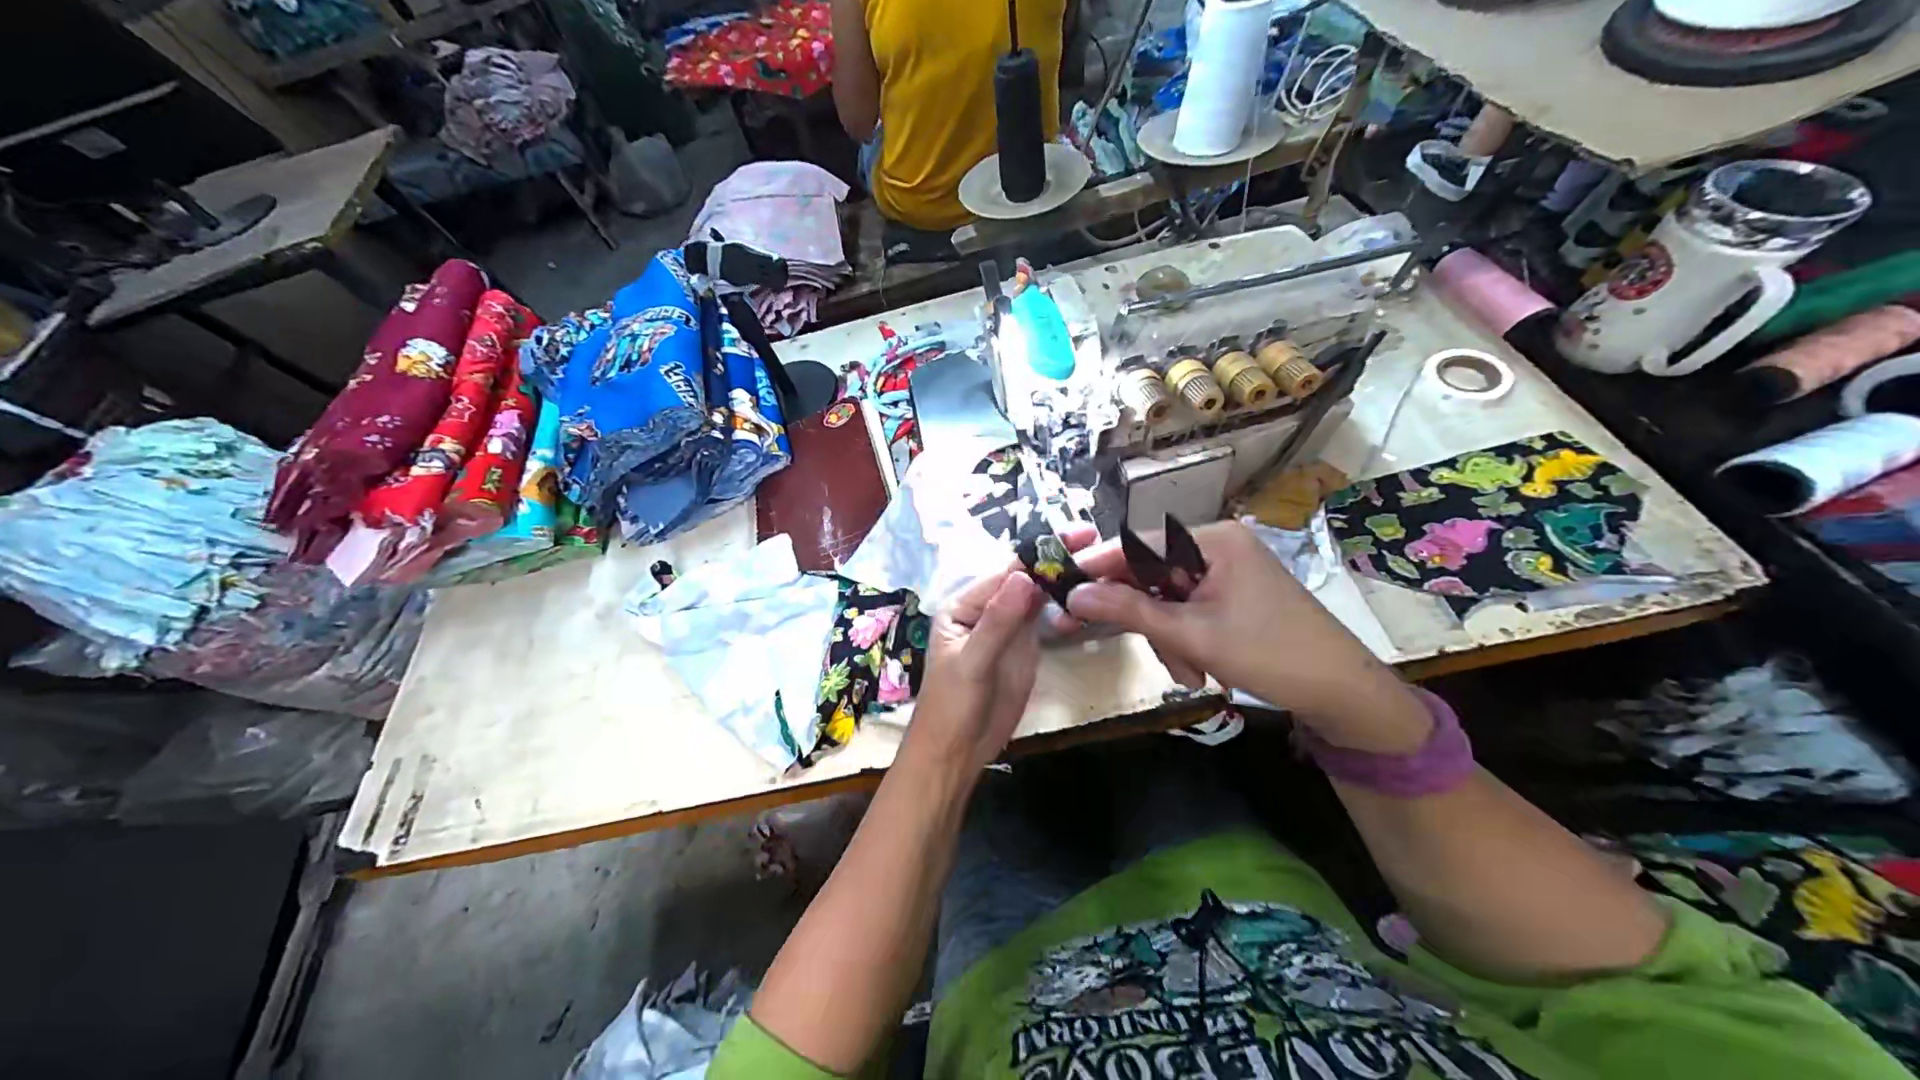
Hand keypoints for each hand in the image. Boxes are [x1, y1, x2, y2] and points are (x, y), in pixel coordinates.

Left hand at [901, 526, 1098, 777]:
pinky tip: (1089, 598)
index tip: (1077, 536)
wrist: (957, 751)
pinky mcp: (1025, 647)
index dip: (1040, 554)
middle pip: (1025, 579)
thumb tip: (1024, 577)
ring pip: (1038, 597)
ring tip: (1102, 562)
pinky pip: (1047, 621)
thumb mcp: (972, 662)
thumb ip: (997, 622)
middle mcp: (987, 609)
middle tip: (1098, 542)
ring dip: (1065, 581)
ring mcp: (1008, 628)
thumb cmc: (952, 705)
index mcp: (964, 605)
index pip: (1006, 572)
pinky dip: (1066, 608)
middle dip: (1057, 560)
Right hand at [1066, 521, 1431, 752]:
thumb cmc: (1270, 654)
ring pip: (1166, 599)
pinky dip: (1185, 640)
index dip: (1099, 566)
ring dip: (1168, 639)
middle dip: (1148, 621)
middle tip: (1148, 654)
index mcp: (1213, 540)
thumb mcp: (1192, 635)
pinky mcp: (1233, 594)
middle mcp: (1218, 546)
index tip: (1063, 586)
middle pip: (1151, 575)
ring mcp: (1227, 571)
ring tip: (1192, 673)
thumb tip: (1074, 595)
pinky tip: (1201, 668)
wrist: (1343, 691)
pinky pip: (1187, 610)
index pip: (1139, 545)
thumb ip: (1129, 611)